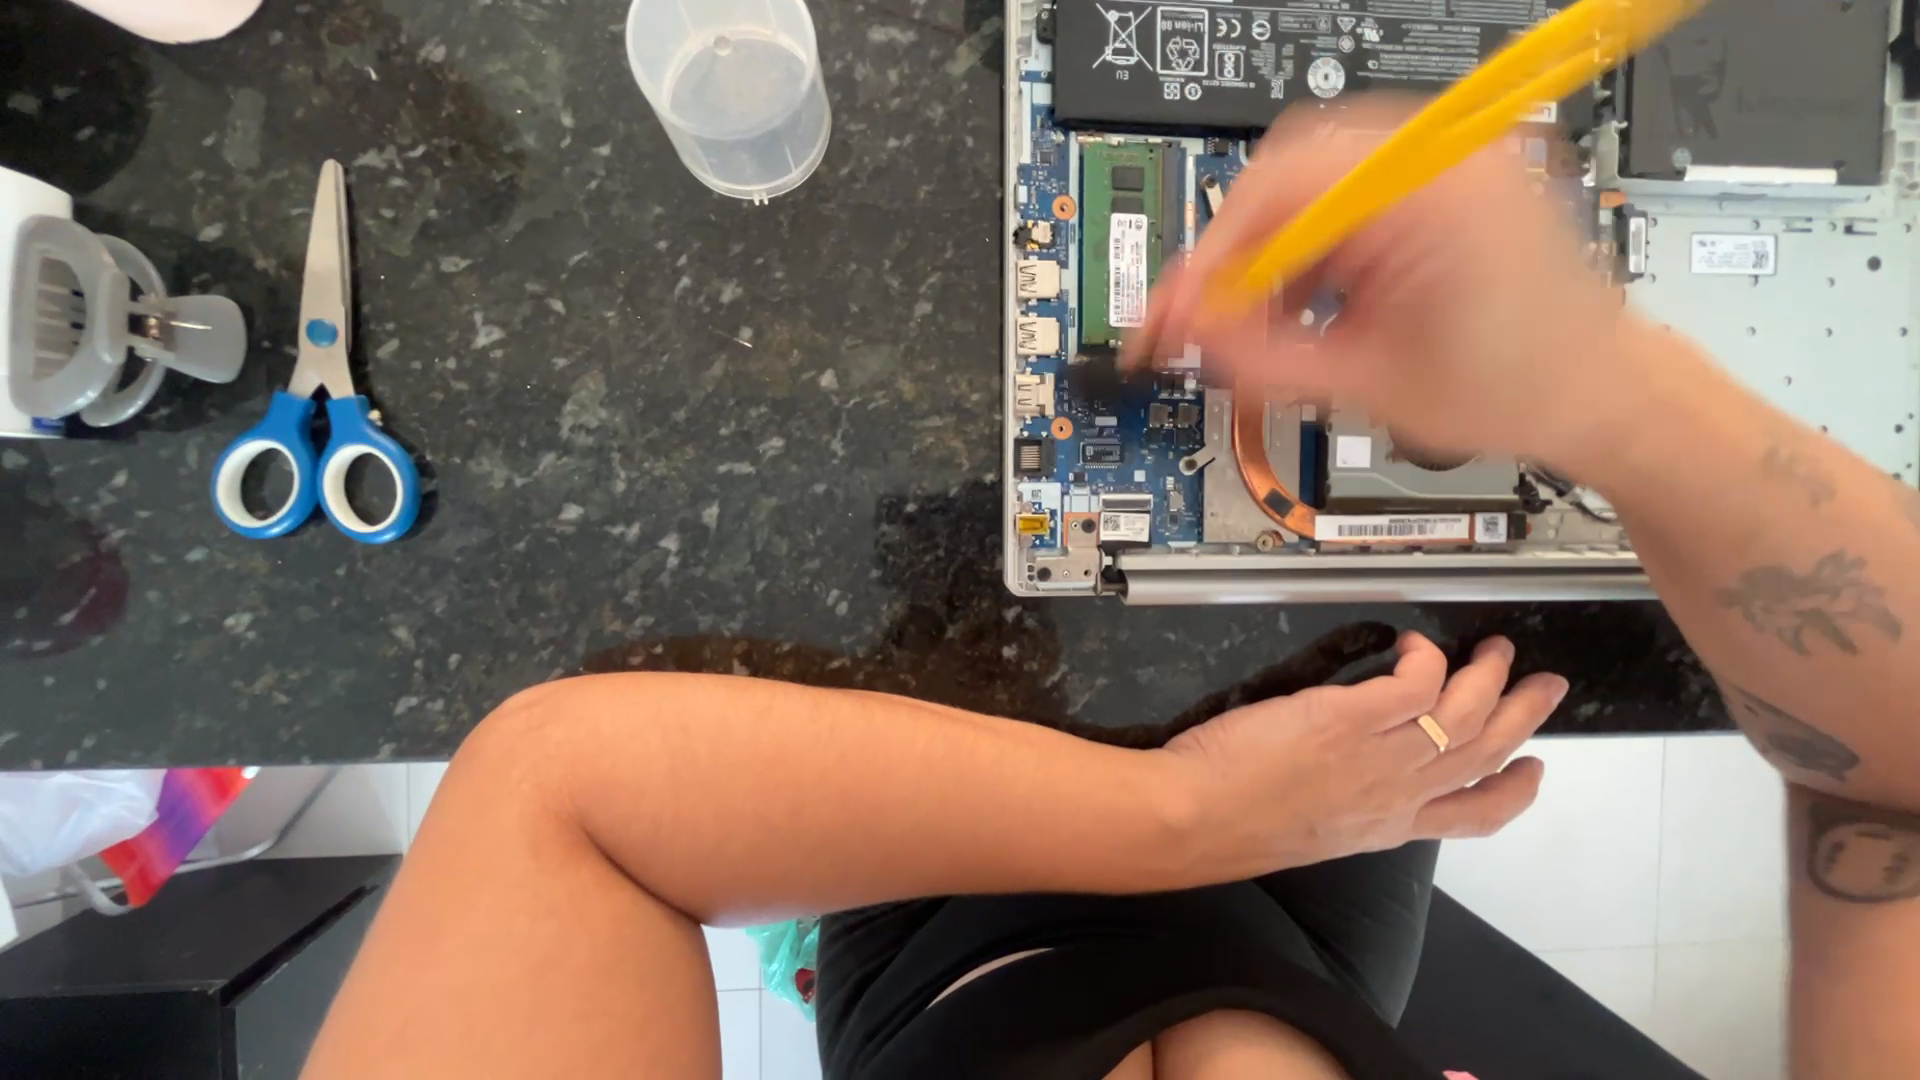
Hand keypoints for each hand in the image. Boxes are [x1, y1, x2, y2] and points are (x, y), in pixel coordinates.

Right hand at [1128, 95, 1657, 468]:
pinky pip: (1335, 211)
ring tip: (1260, 328)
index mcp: (1433, 193)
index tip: (1181, 308)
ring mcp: (1438, 171)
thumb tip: (1191, 331)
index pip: (1280, 187)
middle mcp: (1439, 161)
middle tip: (1209, 316)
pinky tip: (1298, 311)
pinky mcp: (1430, 195)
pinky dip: (1300, 262)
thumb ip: (1264, 357)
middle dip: (1234, 256)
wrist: (1593, 391)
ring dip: (1266, 264)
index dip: (1213, 254)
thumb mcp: (1367, 384)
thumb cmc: (1518, 387)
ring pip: (1303, 195)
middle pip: (1284, 178)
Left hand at [1157, 631, 1566, 881]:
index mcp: (1388, 827)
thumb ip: (1344, 805)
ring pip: (1462, 713)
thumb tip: (1351, 778)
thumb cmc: (1235, 822)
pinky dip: (1425, 660)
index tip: (1531, 769)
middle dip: (1522, 717)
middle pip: (1482, 752)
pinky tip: (1417, 644)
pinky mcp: (1347, 718)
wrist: (1198, 819)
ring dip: (1488, 677)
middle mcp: (1397, 794)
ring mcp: (1379, 755)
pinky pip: (1412, 684)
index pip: (1471, 814)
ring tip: (1498, 651)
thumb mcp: (1311, 828)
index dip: (1511, 791)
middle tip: (1544, 685)